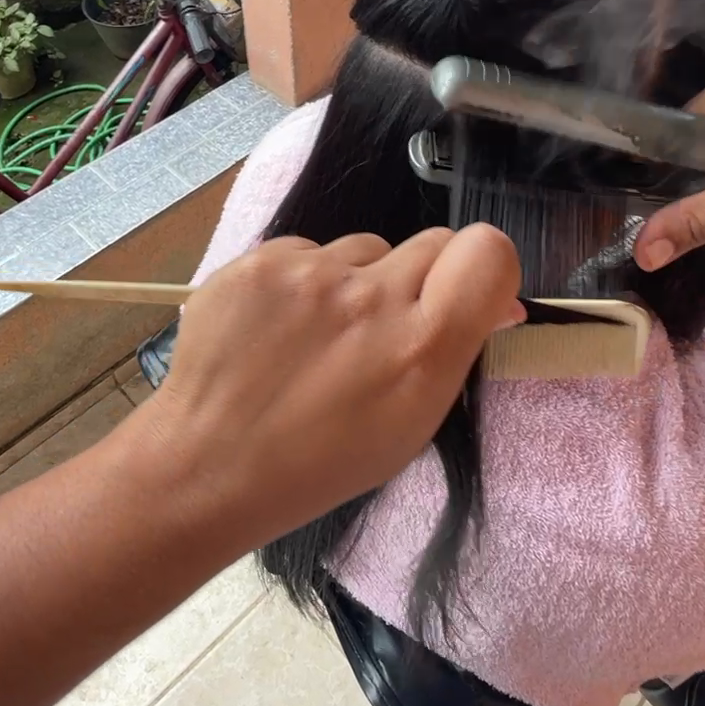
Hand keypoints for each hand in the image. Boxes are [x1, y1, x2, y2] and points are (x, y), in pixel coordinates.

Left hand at [123, 226, 524, 538]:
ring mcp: (308, 272)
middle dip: (420, 279)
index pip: (488, 251)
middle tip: (380, 326)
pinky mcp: (258, 260)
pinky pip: (306, 251)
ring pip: (363, 248)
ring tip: (313, 335)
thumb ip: (453, 351)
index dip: (485, 267)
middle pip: (431, 242)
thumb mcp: (409, 425)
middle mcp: (370, 297)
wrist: (207, 463)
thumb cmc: (318, 463)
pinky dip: (300, 281)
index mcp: (419, 348)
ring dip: (353, 281)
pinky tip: (273, 326)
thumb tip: (497, 302)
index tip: (465, 292)